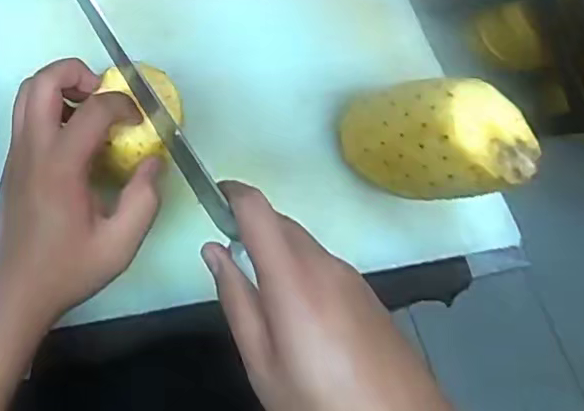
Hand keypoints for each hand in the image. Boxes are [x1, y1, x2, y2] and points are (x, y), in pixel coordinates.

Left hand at [0, 57, 163, 327]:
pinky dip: (48, 102)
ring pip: (27, 89)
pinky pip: (25, 110)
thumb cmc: (65, 268)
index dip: (122, 104)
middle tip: (103, 92)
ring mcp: (16, 147)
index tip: (140, 119)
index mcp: (60, 164)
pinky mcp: (11, 155)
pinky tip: (72, 131)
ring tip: (88, 106)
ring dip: (58, 83)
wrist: (12, 288)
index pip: (92, 109)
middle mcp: (32, 145)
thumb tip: (154, 161)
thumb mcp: (118, 246)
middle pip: (43, 80)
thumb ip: (143, 201)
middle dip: (75, 71)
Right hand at [204, 183, 450, 410]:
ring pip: (302, 244)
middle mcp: (324, 264)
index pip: (255, 206)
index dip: (230, 192)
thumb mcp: (263, 363)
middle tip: (236, 268)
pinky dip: (305, 273)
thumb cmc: (323, 402)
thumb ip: (235, 299)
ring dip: (279, 254)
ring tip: (273, 306)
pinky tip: (309, 322)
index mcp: (292, 275)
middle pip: (278, 222)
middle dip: (251, 230)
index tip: (213, 199)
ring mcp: (352, 278)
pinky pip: (325, 266)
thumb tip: (213, 251)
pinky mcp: (370, 295)